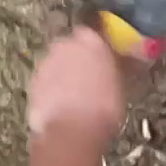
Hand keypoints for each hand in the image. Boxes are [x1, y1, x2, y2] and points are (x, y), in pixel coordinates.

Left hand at [27, 27, 124, 150]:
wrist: (71, 133)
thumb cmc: (104, 108)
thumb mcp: (122, 85)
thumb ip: (123, 65)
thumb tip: (133, 57)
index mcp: (91, 39)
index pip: (95, 32)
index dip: (100, 46)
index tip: (107, 58)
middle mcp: (65, 44)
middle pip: (73, 46)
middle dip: (80, 58)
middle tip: (92, 79)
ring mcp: (45, 62)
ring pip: (57, 63)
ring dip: (65, 74)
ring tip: (77, 97)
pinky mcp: (32, 83)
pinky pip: (46, 81)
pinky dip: (53, 89)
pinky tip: (63, 107)